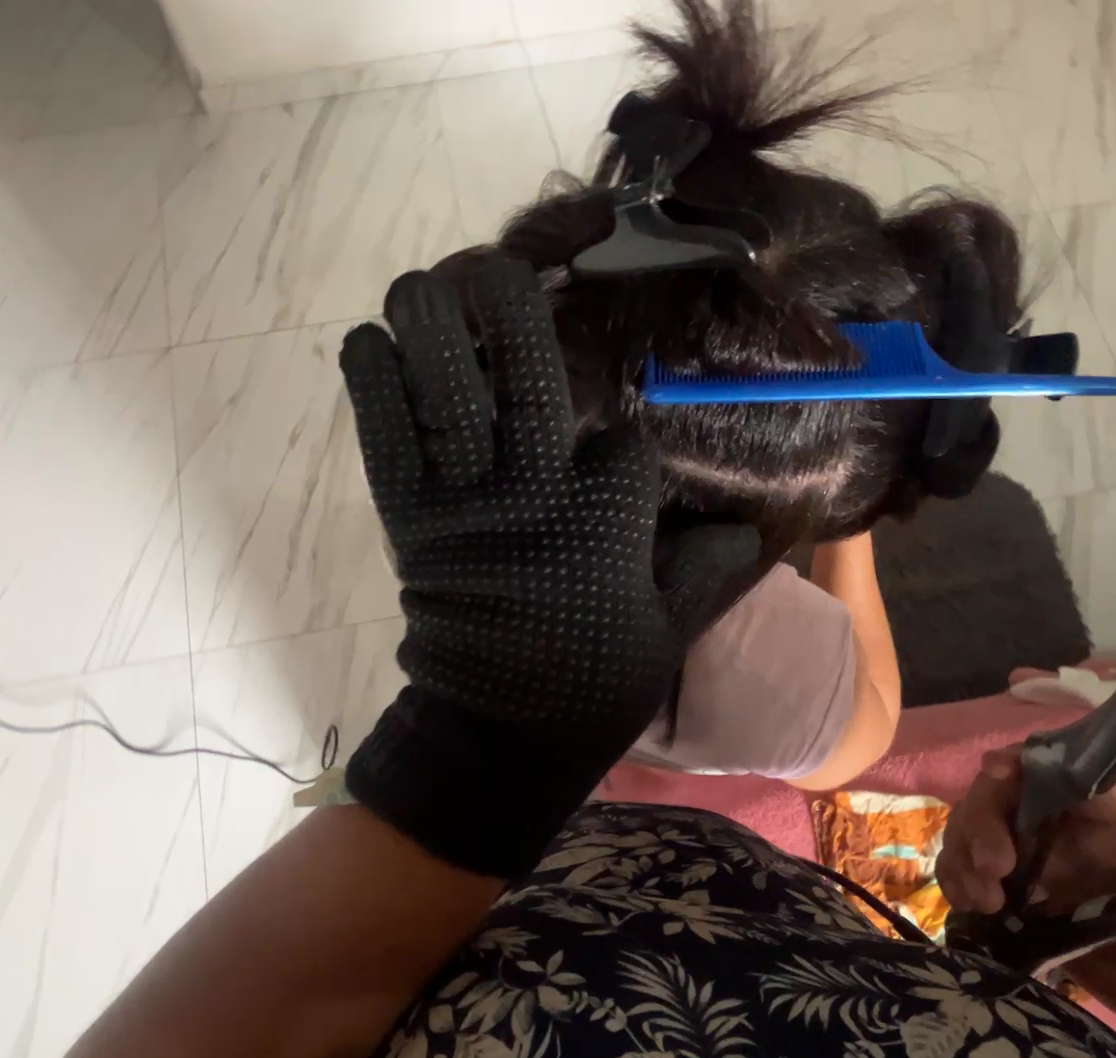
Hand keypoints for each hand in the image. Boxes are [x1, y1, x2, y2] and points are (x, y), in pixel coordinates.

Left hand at [341, 256, 760, 878]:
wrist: (496, 735)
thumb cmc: (589, 681)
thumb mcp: (669, 632)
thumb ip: (707, 571)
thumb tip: (747, 527)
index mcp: (605, 521)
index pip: (620, 437)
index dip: (619, 422)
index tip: (612, 422)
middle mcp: (534, 494)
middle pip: (526, 376)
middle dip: (511, 308)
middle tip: (495, 264)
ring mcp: (465, 502)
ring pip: (447, 392)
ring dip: (430, 327)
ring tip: (421, 284)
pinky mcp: (409, 519)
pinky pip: (386, 439)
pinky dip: (372, 386)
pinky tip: (367, 340)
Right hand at [940, 749, 1115, 1049]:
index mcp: (1114, 825)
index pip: (1065, 771)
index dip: (1025, 760)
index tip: (996, 770)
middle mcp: (1065, 832)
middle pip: (1004, 795)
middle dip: (981, 820)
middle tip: (991, 870)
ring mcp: (1033, 860)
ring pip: (973, 827)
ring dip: (962, 855)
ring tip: (983, 902)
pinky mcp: (1010, 893)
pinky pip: (963, 868)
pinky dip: (955, 880)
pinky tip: (972, 910)